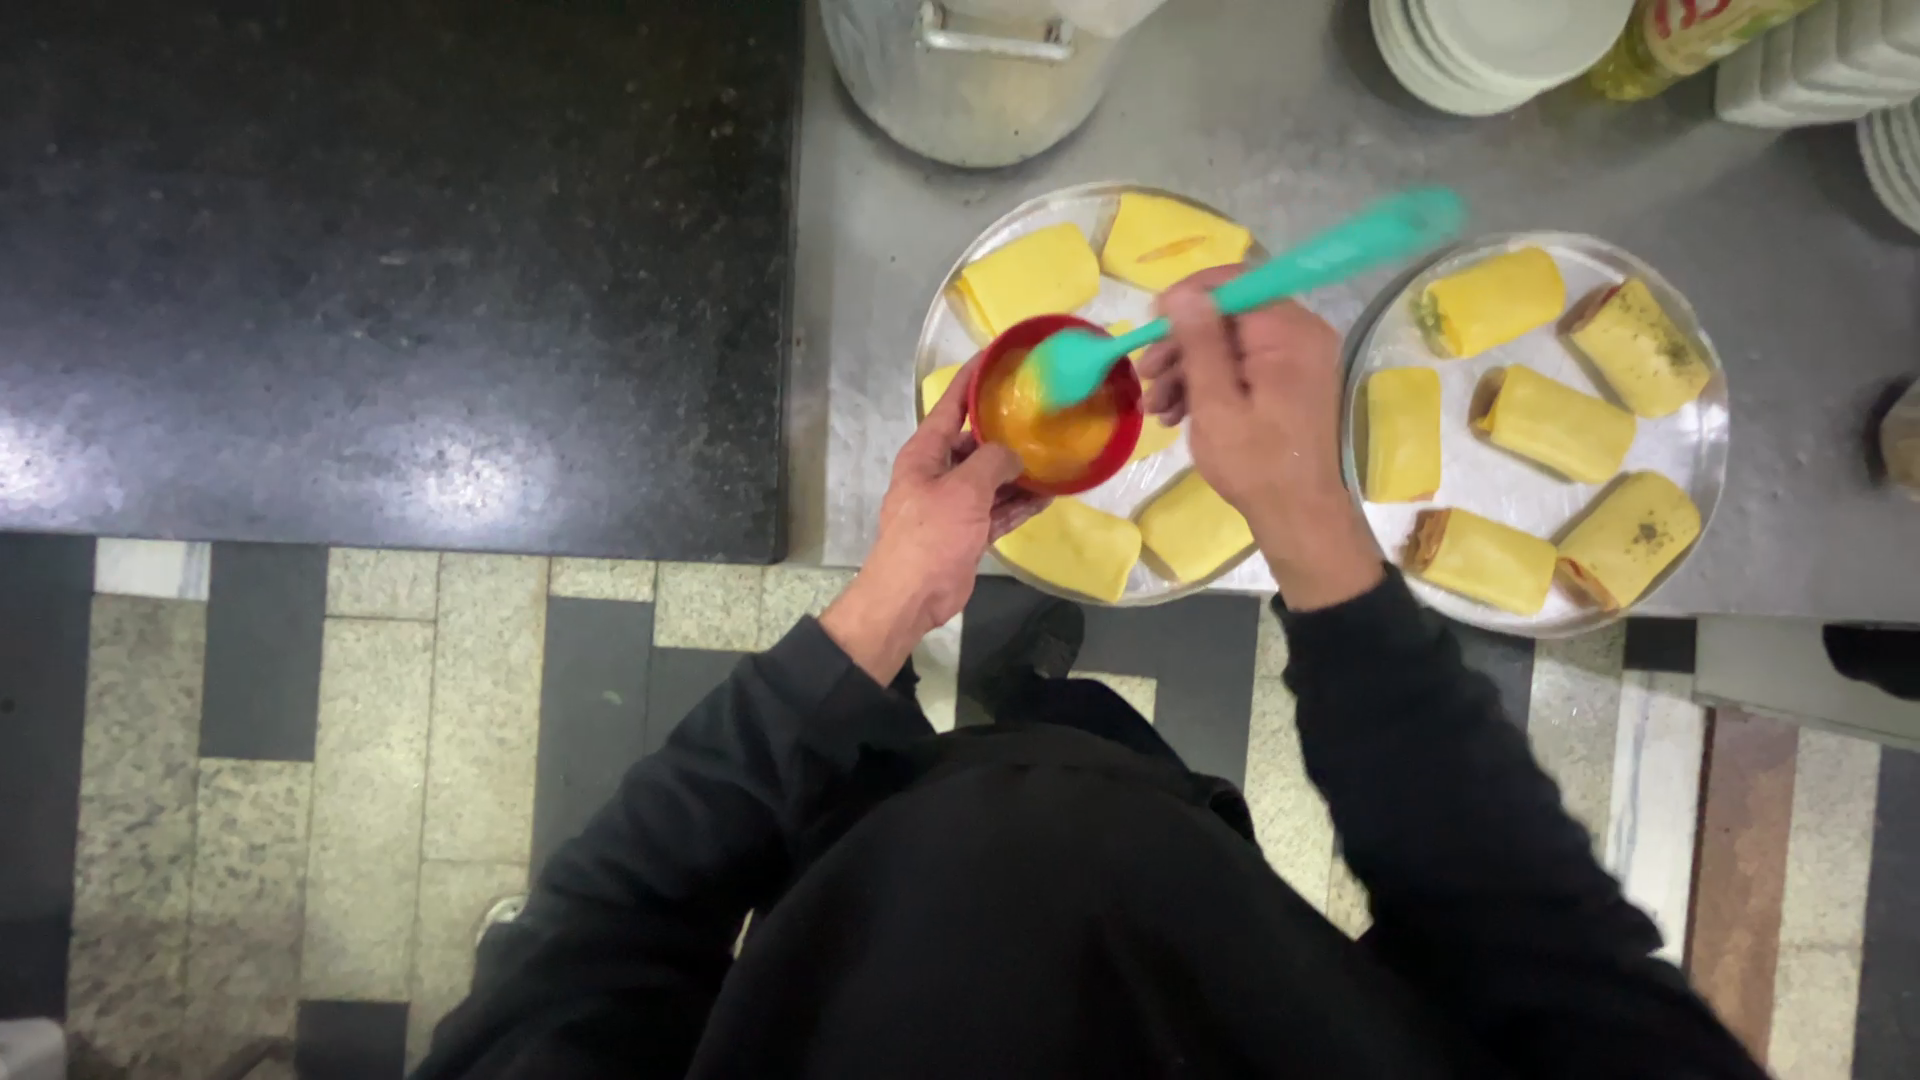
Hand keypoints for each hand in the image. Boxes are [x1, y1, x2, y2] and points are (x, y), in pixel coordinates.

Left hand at [821, 357, 1050, 681]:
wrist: (912, 596)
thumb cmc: (929, 535)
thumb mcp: (962, 490)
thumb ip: (991, 462)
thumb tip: (1014, 453)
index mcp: (925, 453)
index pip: (950, 405)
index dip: (972, 380)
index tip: (996, 358)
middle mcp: (938, 472)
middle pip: (975, 444)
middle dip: (1006, 434)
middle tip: (1044, 417)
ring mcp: (954, 504)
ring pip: (992, 479)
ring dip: (1020, 473)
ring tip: (1056, 457)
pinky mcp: (968, 531)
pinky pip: (998, 509)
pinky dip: (1020, 504)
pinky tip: (1050, 495)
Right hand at [1138, 268, 1382, 610]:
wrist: (1295, 513)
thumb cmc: (1254, 462)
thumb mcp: (1216, 403)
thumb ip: (1199, 343)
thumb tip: (1180, 293)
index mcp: (1288, 332)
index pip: (1234, 284)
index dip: (1187, 298)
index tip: (1150, 327)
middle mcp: (1298, 334)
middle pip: (1227, 315)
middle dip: (1180, 344)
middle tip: (1144, 375)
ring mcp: (1294, 358)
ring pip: (1227, 343)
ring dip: (1186, 370)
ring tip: (1157, 408)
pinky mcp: (1286, 380)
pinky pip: (1239, 366)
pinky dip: (1206, 384)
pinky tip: (1177, 413)